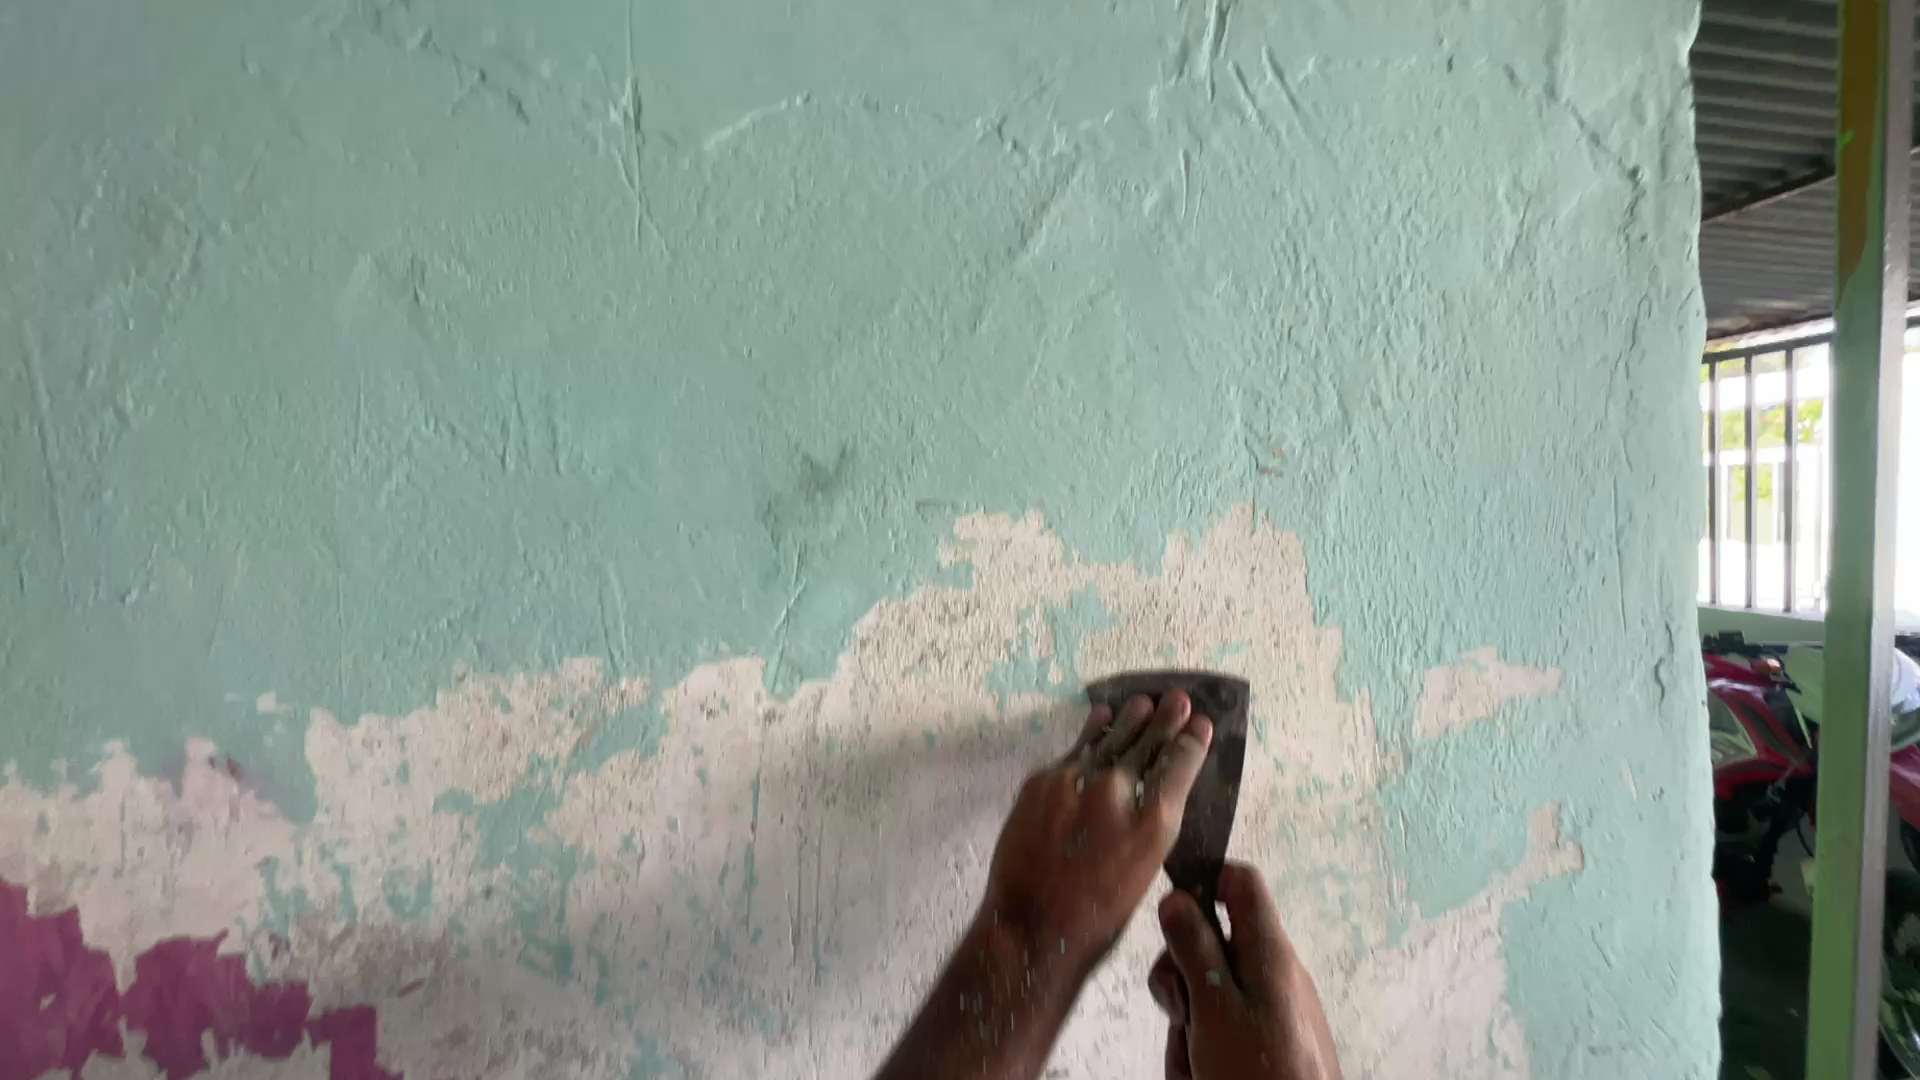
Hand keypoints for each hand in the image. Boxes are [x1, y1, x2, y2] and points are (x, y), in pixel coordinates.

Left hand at [978, 692, 1213, 967]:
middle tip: (1179, 698)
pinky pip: (1075, 749)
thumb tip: (1150, 792)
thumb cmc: (1097, 917)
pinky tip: (1101, 719)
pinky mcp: (1045, 778)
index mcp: (1153, 822)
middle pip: (1147, 744)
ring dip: (1130, 719)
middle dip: (1165, 720)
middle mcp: (1118, 791)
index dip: (1192, 742)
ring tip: (1144, 702)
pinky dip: (1092, 733)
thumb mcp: (1143, 871)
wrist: (1031, 925)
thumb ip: (1148, 825)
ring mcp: (1077, 780)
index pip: (1179, 766)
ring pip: (1110, 739)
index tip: (1201, 724)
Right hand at [1147, 863, 1342, 1079]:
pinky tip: (1201, 1068)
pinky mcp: (1263, 1040)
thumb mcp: (1215, 1009)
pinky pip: (1219, 1020)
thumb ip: (1193, 948)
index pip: (1239, 881)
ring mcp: (1268, 1008)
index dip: (1204, 881)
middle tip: (1179, 1009)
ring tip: (1194, 1054)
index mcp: (1269, 951)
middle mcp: (1272, 971)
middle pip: (1210, 937)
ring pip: (1206, 984)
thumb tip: (1175, 895)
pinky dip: (1202, 1039)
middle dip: (1181, 969)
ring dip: (1187, 1014)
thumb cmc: (1258, 1075)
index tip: (1171, 916)